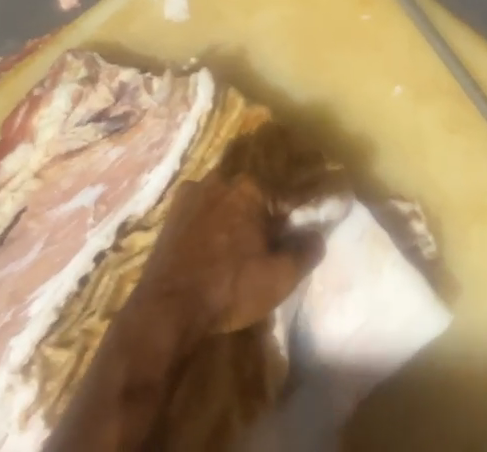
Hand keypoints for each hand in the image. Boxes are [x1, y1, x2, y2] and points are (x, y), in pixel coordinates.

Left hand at [142, 174, 322, 335]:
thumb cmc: (230, 288)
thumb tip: (318, 235)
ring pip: (224, 202)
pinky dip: (208, 225)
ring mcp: (191, 194)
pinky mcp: (171, 213)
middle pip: (250, 198)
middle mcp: (220, 180)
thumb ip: (306, 251)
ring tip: (234, 253)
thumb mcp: (280, 277)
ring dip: (231, 220)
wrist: (167, 307)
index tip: (288, 245)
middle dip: (259, 219)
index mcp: (250, 188)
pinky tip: (209, 250)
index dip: (289, 223)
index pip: (282, 199)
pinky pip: (201, 212)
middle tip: (261, 252)